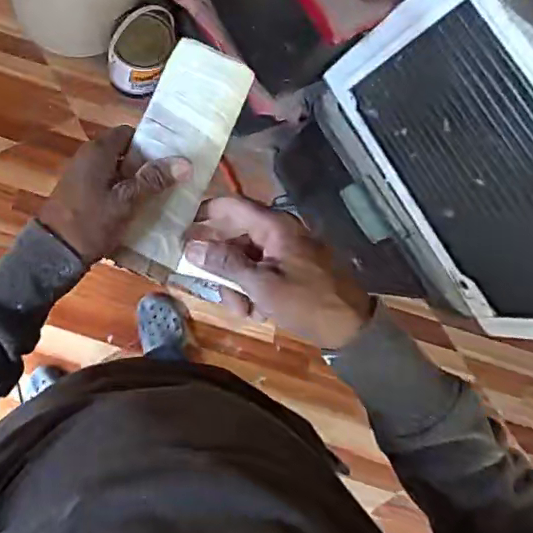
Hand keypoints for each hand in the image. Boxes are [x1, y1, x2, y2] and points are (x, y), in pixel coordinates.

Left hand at [39, 124, 190, 264]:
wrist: (54, 252)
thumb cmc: (91, 222)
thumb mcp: (126, 201)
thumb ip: (153, 180)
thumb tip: (185, 162)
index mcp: (97, 151)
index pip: (128, 133)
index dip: (150, 143)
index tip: (169, 158)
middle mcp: (87, 157)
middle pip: (123, 151)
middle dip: (145, 164)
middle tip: (170, 177)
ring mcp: (81, 175)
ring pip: (115, 170)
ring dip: (134, 180)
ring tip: (159, 193)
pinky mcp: (79, 193)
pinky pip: (106, 184)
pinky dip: (121, 191)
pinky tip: (137, 207)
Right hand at [182, 196, 373, 349]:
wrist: (352, 328)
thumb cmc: (306, 302)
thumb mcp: (260, 285)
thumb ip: (224, 263)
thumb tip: (190, 246)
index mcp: (274, 225)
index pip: (230, 205)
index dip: (203, 212)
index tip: (180, 228)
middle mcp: (278, 231)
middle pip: (234, 235)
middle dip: (219, 262)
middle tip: (208, 284)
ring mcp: (285, 249)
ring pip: (244, 258)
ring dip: (236, 283)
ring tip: (243, 310)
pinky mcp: (291, 267)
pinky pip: (260, 270)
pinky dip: (253, 289)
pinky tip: (257, 311)